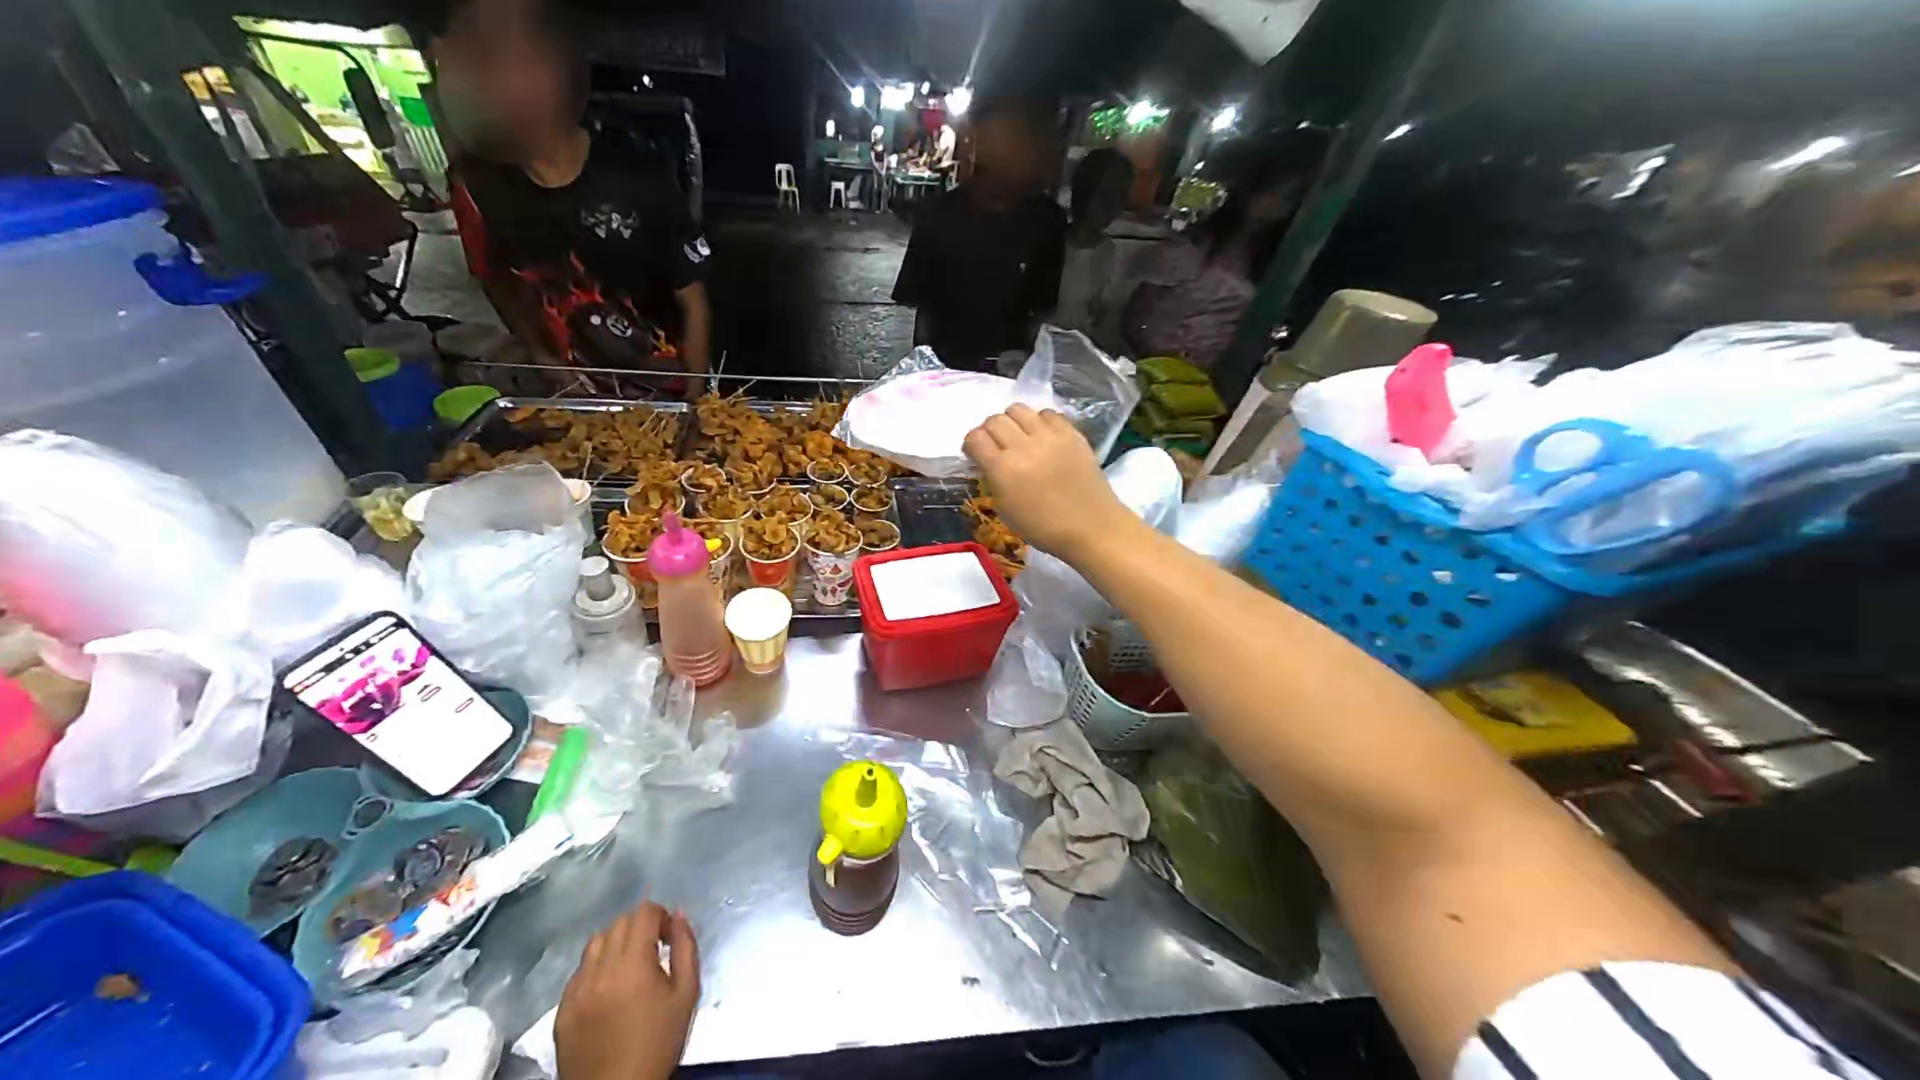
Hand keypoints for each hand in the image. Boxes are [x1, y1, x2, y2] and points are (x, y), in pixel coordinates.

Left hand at [555, 903, 699, 1079]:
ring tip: (628, 967)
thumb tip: (679, 917)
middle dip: (640, 927)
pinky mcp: (561, 1009)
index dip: (661, 916)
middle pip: (619, 923)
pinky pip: (579, 971)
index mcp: (632, 965)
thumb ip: (686, 948)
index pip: (643, 913)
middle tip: (653, 950)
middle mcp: (599, 970)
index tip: (669, 938)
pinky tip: (608, 990)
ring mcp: (576, 990)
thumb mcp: (686, 994)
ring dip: (615, 944)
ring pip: (596, 942)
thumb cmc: (658, 1043)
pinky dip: (596, 968)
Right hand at [962, 404, 1133, 559]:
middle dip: (989, 431)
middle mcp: (1023, 446)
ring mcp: (1049, 437)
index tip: (976, 453)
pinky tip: (1043, 437)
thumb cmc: (1043, 528)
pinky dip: (1040, 421)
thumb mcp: (1005, 510)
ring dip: (1013, 421)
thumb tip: (988, 461)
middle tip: (997, 445)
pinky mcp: (1071, 433)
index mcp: (1003, 469)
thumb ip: (993, 480)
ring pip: (1019, 409)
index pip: (975, 438)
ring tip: (1019, 436)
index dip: (971, 444)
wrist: (1090, 527)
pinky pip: (1048, 414)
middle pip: (995, 420)